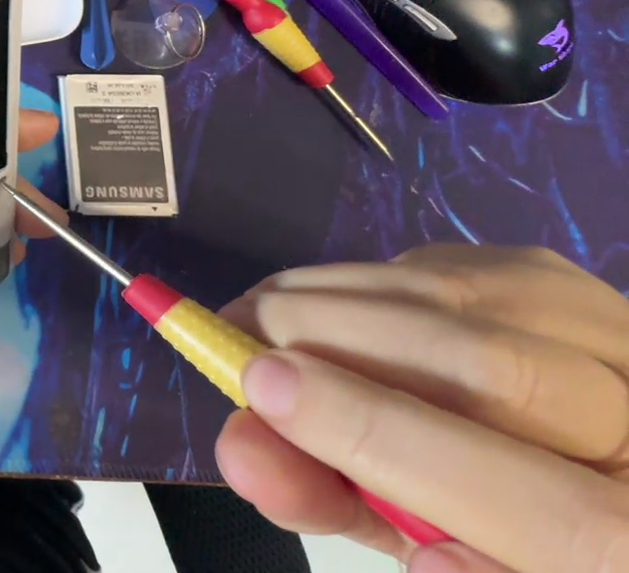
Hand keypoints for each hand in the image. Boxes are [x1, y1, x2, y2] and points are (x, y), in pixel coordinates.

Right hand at [214, 245, 628, 572]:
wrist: (561, 461)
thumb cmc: (482, 530)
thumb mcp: (414, 544)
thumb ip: (336, 506)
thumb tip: (242, 448)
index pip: (565, 521)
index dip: (391, 441)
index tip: (258, 385)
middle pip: (504, 372)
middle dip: (333, 339)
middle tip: (234, 340)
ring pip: (465, 296)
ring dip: (328, 298)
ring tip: (255, 319)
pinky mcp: (576, 286)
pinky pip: (453, 265)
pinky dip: (363, 281)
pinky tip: (328, 309)